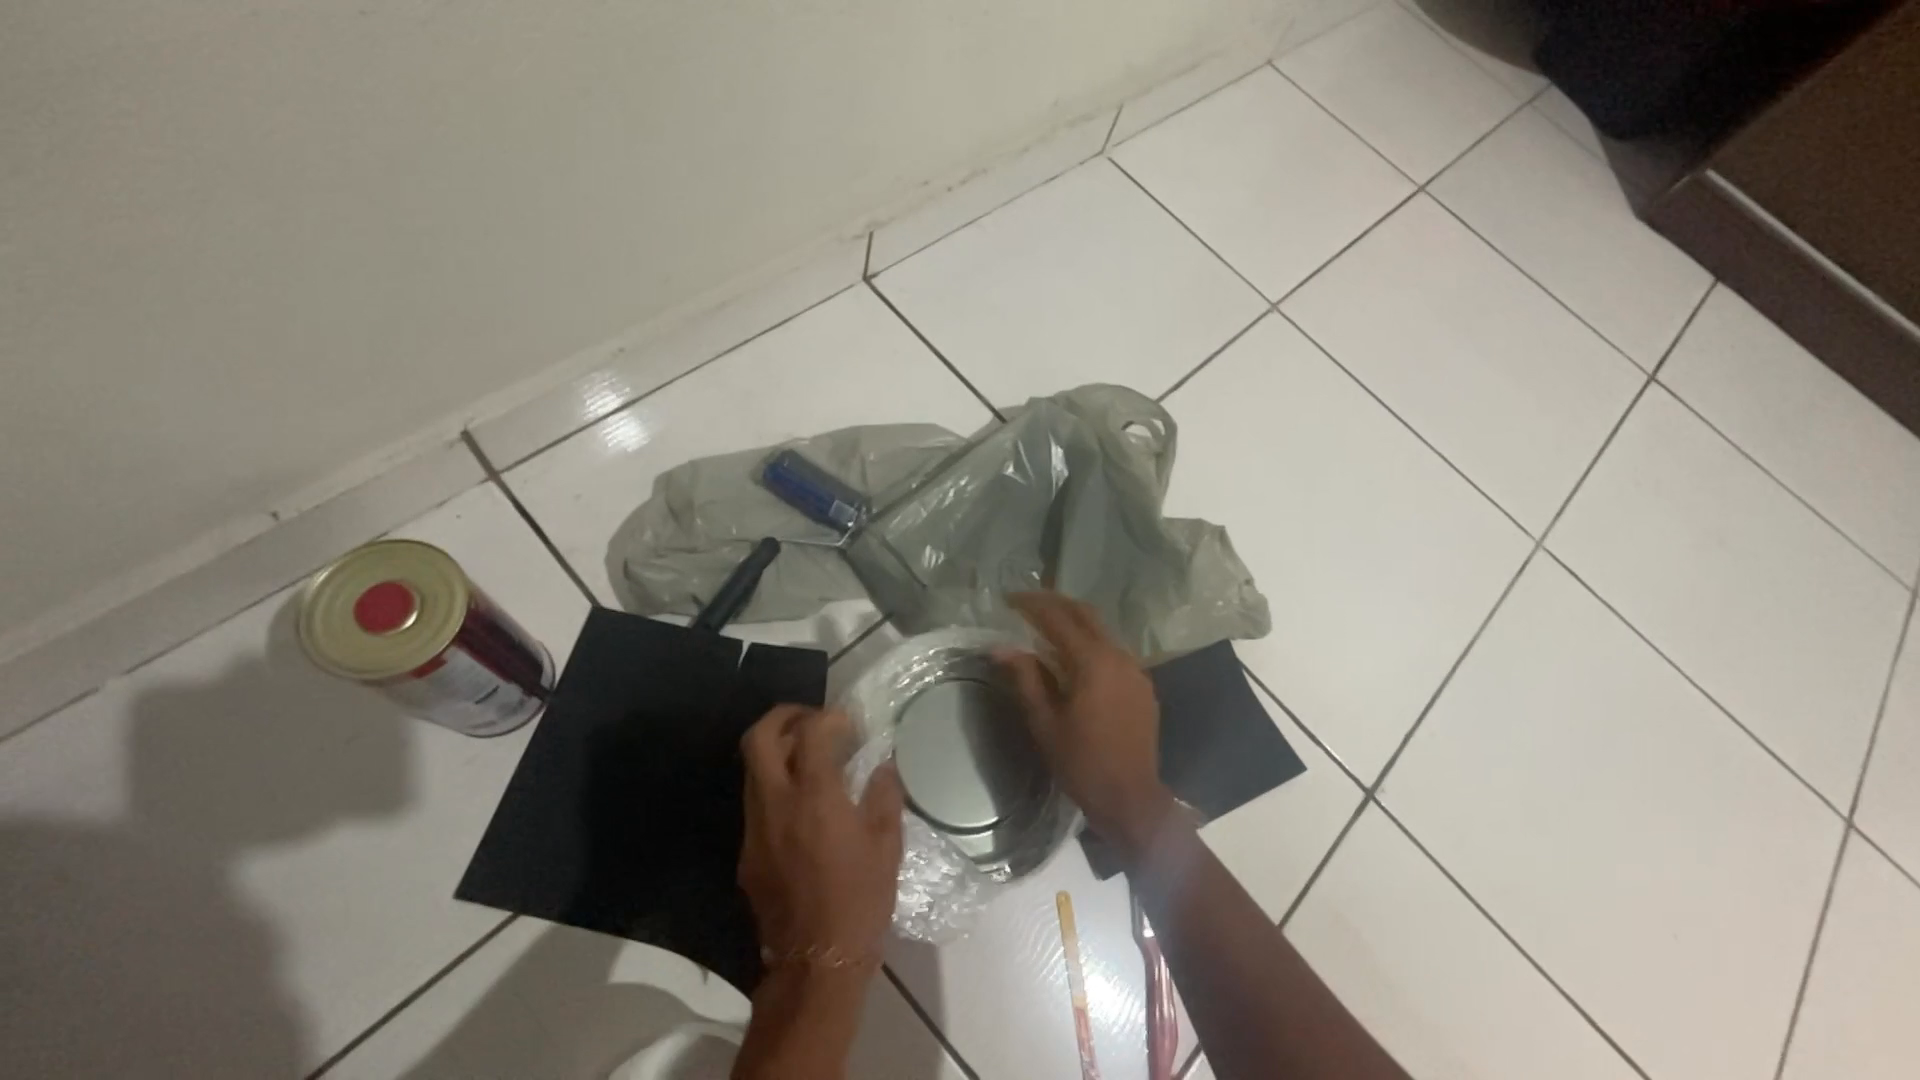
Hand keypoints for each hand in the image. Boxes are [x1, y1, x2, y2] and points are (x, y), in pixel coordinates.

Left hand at [738, 705, 904, 966]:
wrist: (816, 960)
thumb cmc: (860, 899)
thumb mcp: (886, 845)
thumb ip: (883, 795)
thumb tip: (883, 766)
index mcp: (814, 797)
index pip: (810, 733)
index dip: (829, 717)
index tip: (847, 722)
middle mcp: (775, 803)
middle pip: (759, 738)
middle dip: (783, 717)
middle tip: (811, 720)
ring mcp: (754, 828)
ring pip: (752, 770)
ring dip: (776, 752)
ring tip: (807, 758)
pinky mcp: (747, 853)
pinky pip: (756, 804)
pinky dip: (775, 788)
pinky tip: (801, 805)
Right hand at [999, 591, 1175, 856]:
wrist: (1131, 798)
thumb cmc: (1082, 763)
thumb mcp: (1044, 722)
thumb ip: (1025, 679)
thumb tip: (1001, 648)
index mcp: (1092, 662)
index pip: (1058, 619)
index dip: (1031, 605)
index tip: (1008, 599)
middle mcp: (1118, 656)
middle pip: (1085, 614)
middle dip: (1055, 603)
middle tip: (1026, 603)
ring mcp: (1135, 670)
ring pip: (1101, 631)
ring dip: (1073, 623)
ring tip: (1044, 627)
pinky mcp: (1142, 686)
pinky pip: (1113, 652)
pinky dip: (1089, 644)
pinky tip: (1072, 658)